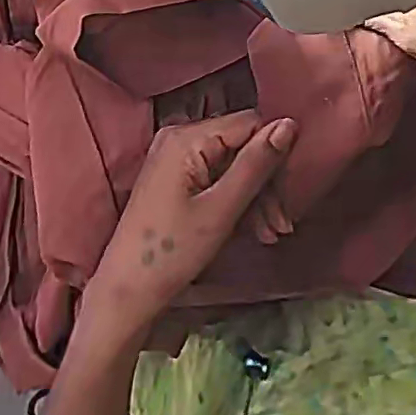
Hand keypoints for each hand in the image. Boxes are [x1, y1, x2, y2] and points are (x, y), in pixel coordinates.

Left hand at [85, 113, 296, 342]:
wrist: (126, 291)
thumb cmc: (172, 251)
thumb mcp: (222, 208)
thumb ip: (256, 164)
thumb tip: (290, 123)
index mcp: (187, 137)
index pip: (250, 124)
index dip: (275, 154)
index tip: (289, 195)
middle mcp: (179, 135)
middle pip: (241, 144)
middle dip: (266, 183)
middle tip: (281, 224)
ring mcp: (174, 156)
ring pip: (232, 163)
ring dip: (255, 196)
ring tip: (270, 234)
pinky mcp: (174, 176)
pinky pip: (215, 176)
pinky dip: (236, 199)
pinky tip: (251, 229)